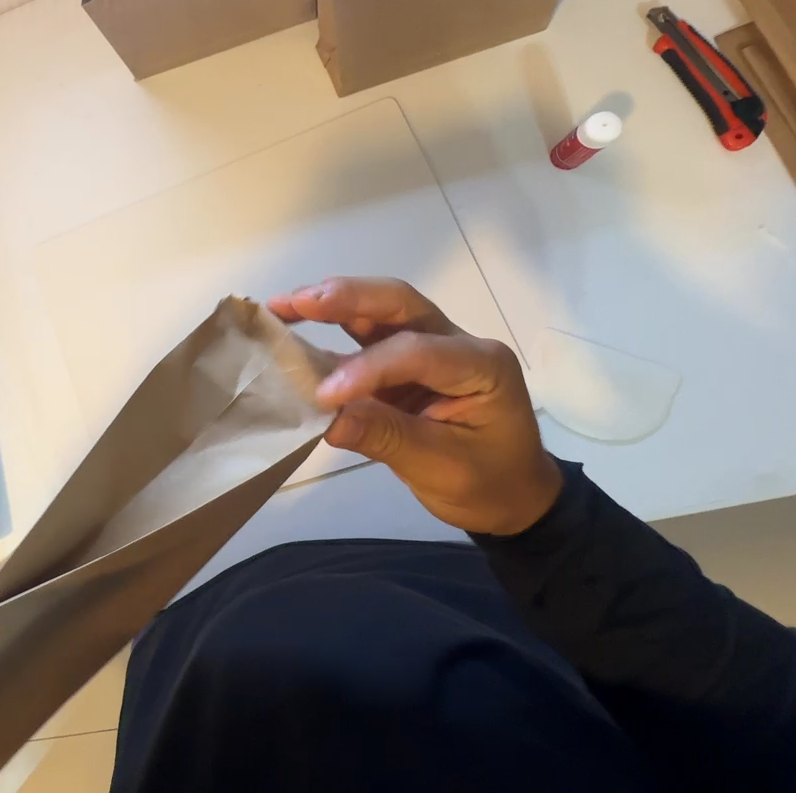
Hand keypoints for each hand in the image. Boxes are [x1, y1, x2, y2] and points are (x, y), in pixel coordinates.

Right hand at [268, 277, 561, 535]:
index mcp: (482, 366)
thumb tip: (329, 420)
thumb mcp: (444, 469)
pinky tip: (293, 325)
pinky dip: (328, 326)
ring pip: (380, 306)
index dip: (367, 369)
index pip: (417, 352)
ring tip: (284, 304)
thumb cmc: (488, 483)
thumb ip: (387, 438)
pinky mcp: (401, 355)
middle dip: (347, 298)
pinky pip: (365, 331)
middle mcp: (455, 340)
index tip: (323, 396)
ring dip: (331, 301)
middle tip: (296, 302)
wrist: (511, 496)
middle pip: (399, 303)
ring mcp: (427, 343)